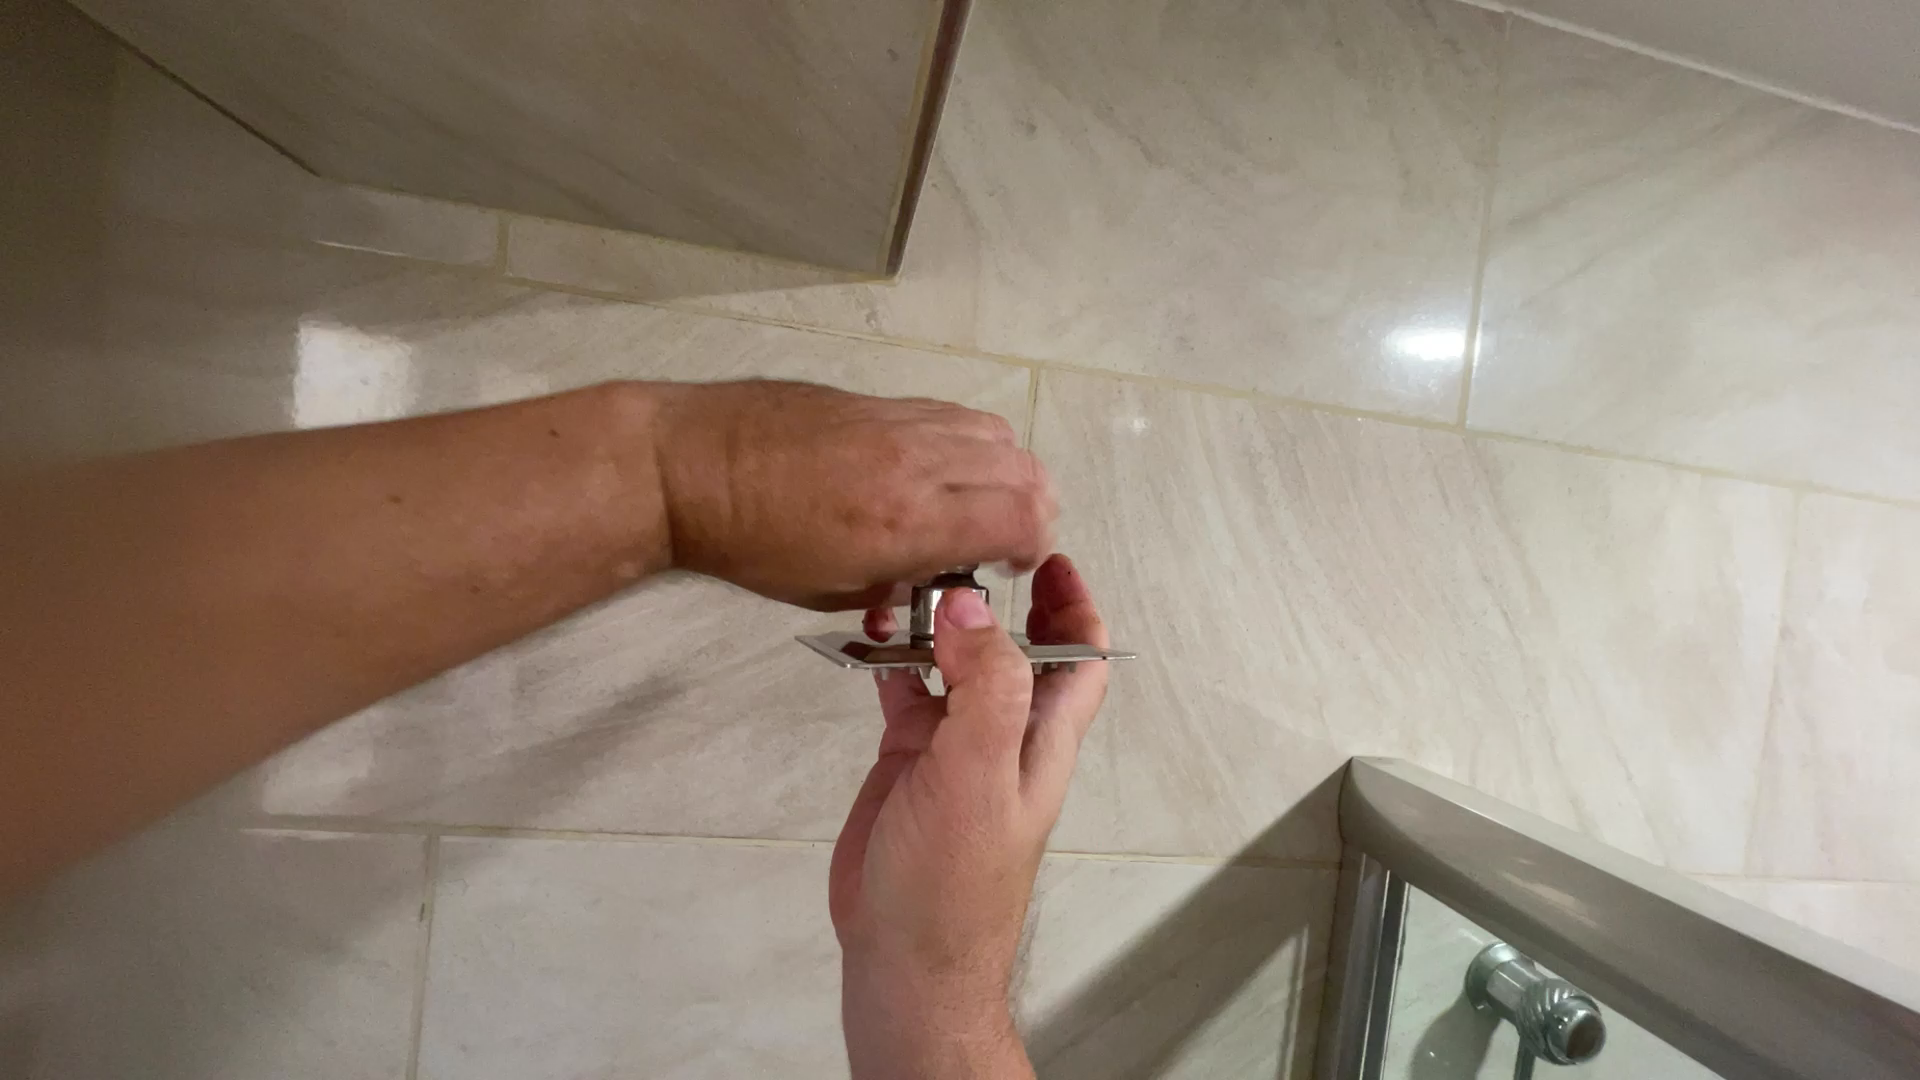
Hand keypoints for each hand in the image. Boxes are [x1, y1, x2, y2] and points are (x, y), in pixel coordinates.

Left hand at [648, 380, 1055, 609]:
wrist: (692, 465)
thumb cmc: (752, 544)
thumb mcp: (831, 591)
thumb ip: (899, 580)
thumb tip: (933, 573)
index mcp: (907, 520)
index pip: (1020, 518)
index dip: (1033, 547)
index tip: (1009, 566)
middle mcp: (920, 462)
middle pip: (1025, 472)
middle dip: (1033, 511)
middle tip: (1002, 538)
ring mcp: (903, 422)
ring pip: (997, 435)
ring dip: (1006, 473)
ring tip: (976, 499)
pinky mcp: (883, 400)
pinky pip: (956, 415)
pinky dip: (971, 444)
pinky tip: (940, 468)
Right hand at [830, 555, 1108, 1078]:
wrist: (904, 956)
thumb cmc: (954, 880)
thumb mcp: (980, 774)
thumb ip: (985, 688)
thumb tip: (970, 608)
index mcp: (1041, 733)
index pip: (1080, 657)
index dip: (1076, 606)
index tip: (1052, 560)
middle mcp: (1004, 730)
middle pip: (1017, 650)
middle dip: (1004, 604)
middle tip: (968, 559)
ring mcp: (955, 742)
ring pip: (958, 663)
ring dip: (941, 627)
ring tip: (911, 590)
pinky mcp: (911, 755)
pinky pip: (907, 688)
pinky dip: (893, 660)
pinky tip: (872, 642)